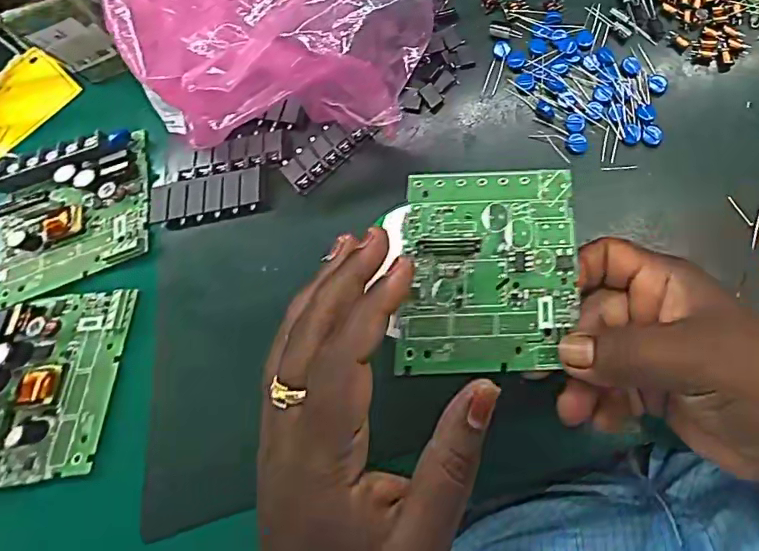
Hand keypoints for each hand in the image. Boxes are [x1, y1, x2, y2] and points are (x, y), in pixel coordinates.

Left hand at [257, 227, 501, 550]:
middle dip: (342, 280)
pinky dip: (304, 315)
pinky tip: (323, 297)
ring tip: (347, 248)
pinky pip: (283, 358)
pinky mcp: (276, 432)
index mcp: (317, 456)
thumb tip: (485, 388)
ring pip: (287, 344)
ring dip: (318, 289)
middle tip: (375, 237)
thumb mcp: (420, 537)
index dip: (372, 307)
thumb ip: (452, 464)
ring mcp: (273, 431)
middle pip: (305, 339)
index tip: (403, 266)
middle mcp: (284, 434)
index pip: (342, 360)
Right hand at [555, 237, 758, 533]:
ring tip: (573, 410)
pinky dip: (600, 402)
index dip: (574, 270)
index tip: (539, 297)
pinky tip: (598, 420)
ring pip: (598, 355)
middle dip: (573, 341)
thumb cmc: (750, 374)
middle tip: (548, 370)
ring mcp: (651, 352)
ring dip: (582, 380)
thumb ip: (626, 352)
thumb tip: (566, 350)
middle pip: (594, 313)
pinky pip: (612, 388)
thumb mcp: (690, 356)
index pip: (606, 259)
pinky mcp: (653, 390)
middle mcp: (650, 311)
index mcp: (662, 282)